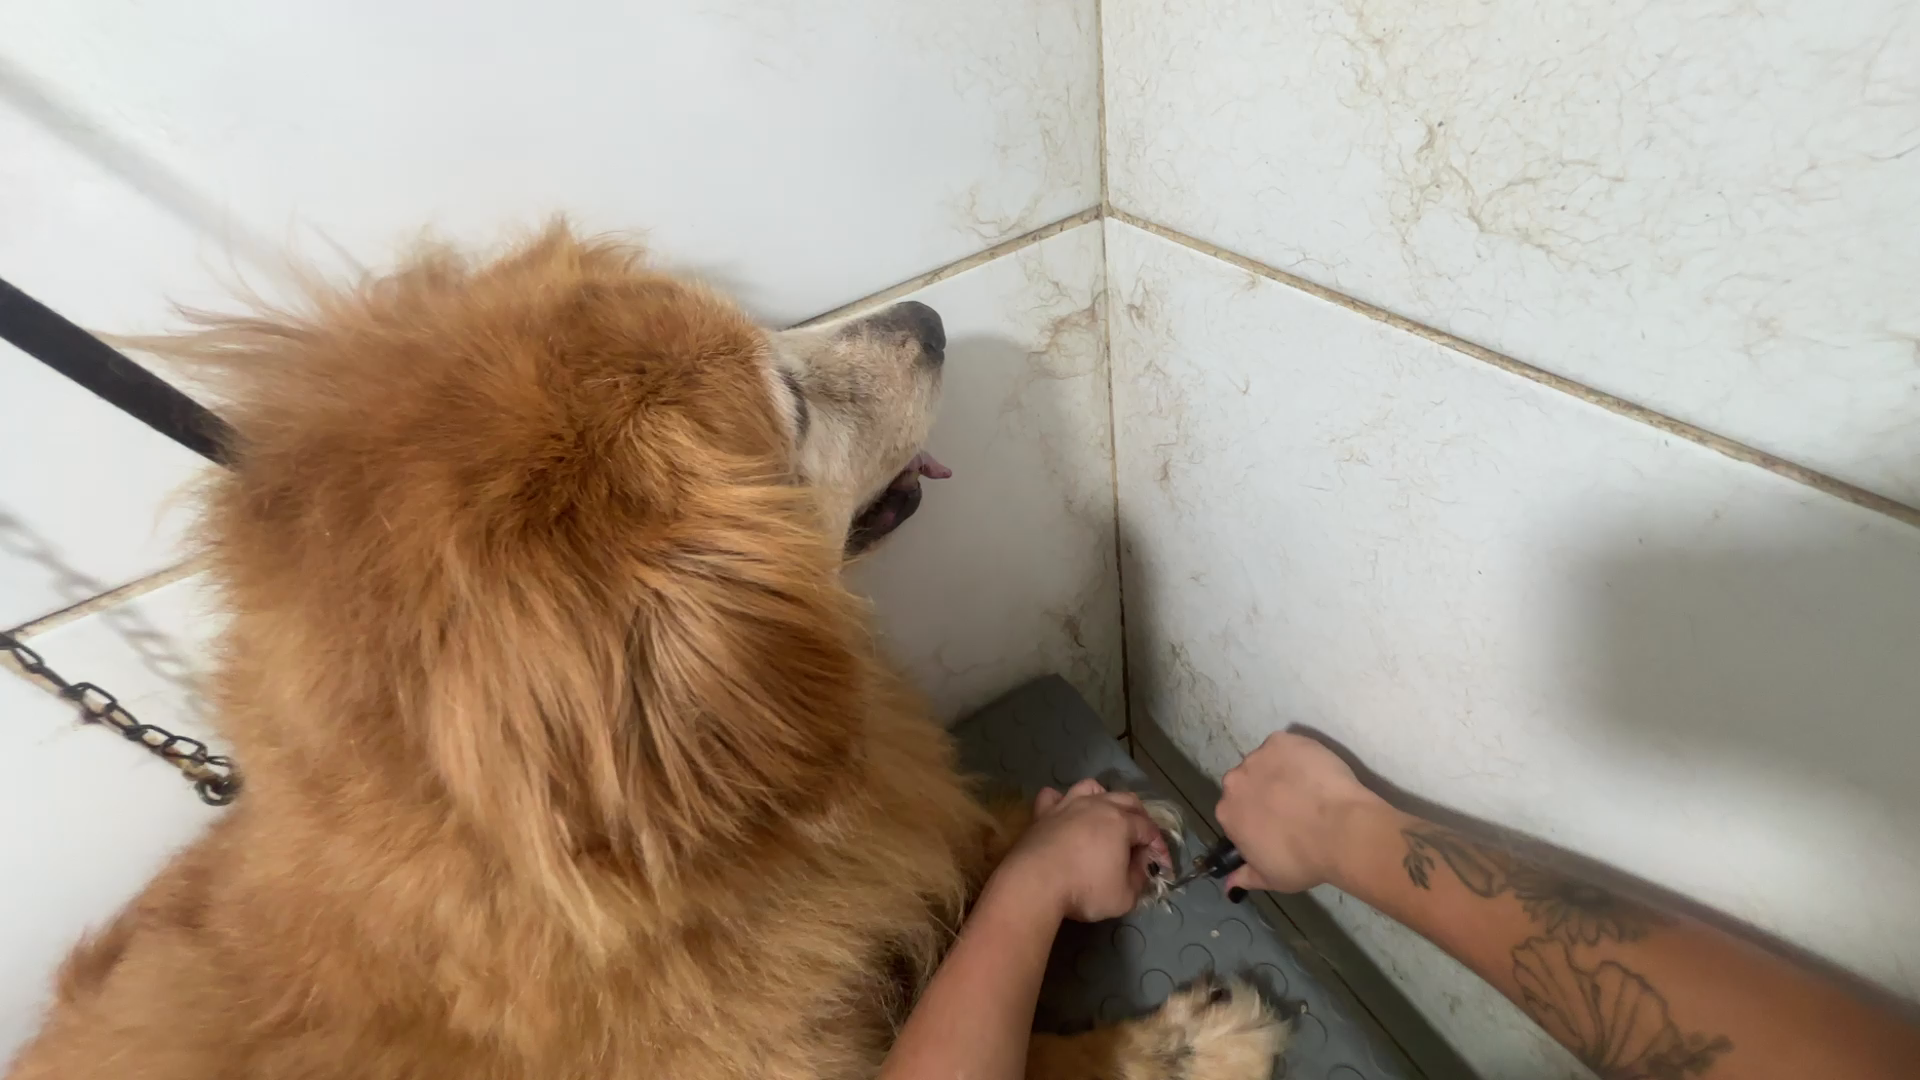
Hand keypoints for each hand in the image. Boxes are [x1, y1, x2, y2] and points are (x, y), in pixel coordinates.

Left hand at [991, 779, 1172, 921]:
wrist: (1035, 881)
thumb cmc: (1085, 889)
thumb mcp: (1124, 896)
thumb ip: (1138, 880)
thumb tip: (1140, 867)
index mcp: (1121, 822)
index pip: (1148, 829)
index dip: (1159, 847)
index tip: (1162, 866)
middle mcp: (1096, 805)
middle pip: (1125, 799)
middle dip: (1140, 816)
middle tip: (1142, 837)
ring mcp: (1067, 804)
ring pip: (1091, 787)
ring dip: (1104, 797)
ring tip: (1107, 814)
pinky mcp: (1043, 812)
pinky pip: (1054, 796)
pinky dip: (1061, 800)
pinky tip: (1064, 811)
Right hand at [1215, 733, 1387, 893]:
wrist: (1341, 830)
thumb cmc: (1304, 859)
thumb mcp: (1272, 878)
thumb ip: (1246, 877)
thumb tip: (1228, 886)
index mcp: (1227, 812)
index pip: (1235, 812)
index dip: (1255, 819)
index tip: (1275, 828)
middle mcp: (1234, 780)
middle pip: (1247, 783)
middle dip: (1264, 793)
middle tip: (1293, 810)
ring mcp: (1258, 757)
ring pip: (1266, 763)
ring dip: (1281, 774)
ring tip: (1310, 792)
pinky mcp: (1282, 740)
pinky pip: (1286, 746)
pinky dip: (1298, 756)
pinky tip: (1316, 773)